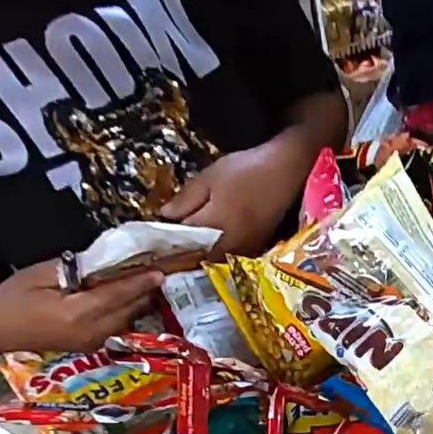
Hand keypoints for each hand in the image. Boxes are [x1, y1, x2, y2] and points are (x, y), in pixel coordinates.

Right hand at [0, 260, 164, 352]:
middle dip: (145, 293)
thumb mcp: (38, 275)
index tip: (159, 272)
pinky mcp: (91, 346)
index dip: (140, 283)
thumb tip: (103, 262)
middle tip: (160, 274)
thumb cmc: (11, 298)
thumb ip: (73, 269)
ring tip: (150, 285)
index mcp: (77, 314)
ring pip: (127, 320)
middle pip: (129, 310)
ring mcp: (93, 342)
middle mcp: (91, 332)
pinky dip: (127, 312)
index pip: (118, 295)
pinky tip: (132, 300)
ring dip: (139, 303)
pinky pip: (118, 327)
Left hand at [158, 136, 313, 260]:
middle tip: (159, 261)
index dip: (163, 249)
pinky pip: (229, 258)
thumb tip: (164, 216)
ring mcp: (244, 249)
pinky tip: (206, 252)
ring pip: (213, 262)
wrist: (286, 172)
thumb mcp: (209, 178)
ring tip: (179, 260)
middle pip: (197, 259)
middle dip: (178, 261)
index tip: (146, 255)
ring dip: (196, 262)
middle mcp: (229, 245)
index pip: (181, 244)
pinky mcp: (255, 248)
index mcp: (214, 228)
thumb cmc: (246, 171)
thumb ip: (186, 200)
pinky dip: (214, 257)